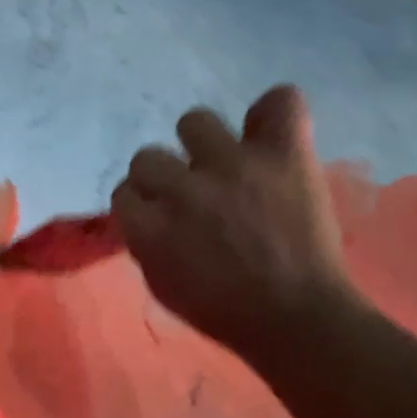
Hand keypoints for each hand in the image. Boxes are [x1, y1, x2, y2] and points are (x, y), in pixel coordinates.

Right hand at [112, 85, 360, 362]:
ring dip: (204, 143)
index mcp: (148, 227)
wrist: (293, 316)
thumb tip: (148, 216)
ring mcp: (234, 165)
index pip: (123, 192)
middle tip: (190, 196)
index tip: (158, 219)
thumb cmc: (220, 311)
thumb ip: (147, 242)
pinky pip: (279, 101)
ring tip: (225, 164)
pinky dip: (272, 114)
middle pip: (148, 156)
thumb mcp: (160, 283)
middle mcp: (183, 188)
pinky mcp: (284, 154)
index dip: (140, 205)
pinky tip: (269, 137)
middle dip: (163, 176)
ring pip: (196, 121)